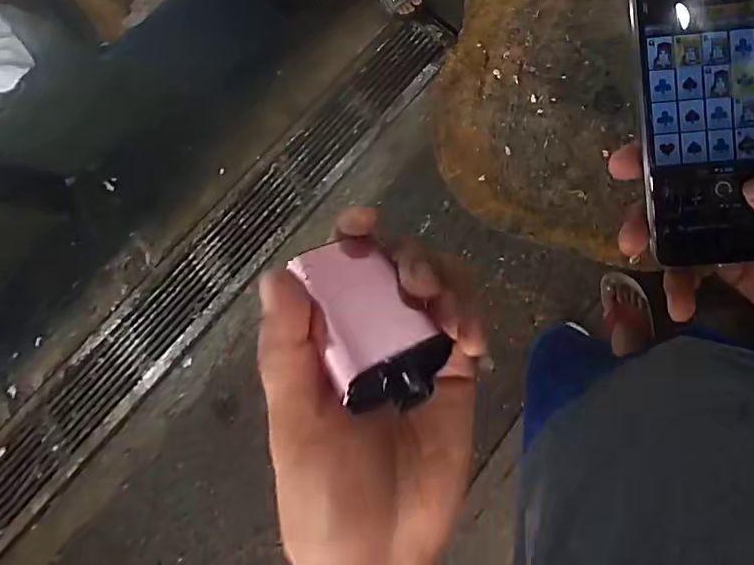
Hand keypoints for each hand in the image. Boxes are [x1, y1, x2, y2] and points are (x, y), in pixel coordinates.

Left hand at [258, 207, 485, 564]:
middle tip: (416, 286)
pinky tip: (473, 341)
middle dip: (412, 260)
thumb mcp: (295, 426)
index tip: (365, 222)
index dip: (351, 239)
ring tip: (452, 320)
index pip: (339, 274)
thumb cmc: (324, 496)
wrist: (382, 554)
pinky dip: (475, 316)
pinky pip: (471, 319)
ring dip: (450, 284)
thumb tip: (278, 277)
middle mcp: (376, 334)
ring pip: (442, 282)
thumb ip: (287, 353)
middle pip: (398, 265)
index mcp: (330, 343)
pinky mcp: (457, 366)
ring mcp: (420, 347)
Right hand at [608, 123, 753, 353]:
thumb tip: (751, 188)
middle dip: (656, 166)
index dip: (698, 118)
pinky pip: (695, 263)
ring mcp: (744, 224)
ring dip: (653, 225)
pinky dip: (678, 279)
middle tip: (620, 171)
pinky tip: (677, 302)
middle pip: (700, 164)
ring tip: (633, 249)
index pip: (740, 124)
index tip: (657, 124)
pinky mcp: (736, 265)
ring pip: (687, 212)